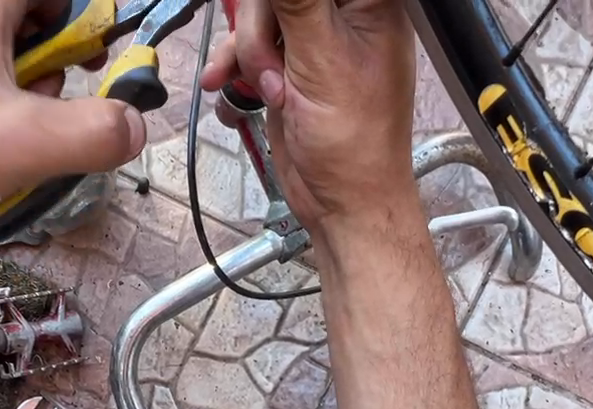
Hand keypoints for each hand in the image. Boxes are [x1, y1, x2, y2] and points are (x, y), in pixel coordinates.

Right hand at [199, 0, 417, 244]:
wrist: (341, 203)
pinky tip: (225, 89)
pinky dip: (233, 72)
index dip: (275, 4)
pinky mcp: (285, 73)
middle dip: (259, 32)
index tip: (270, 27)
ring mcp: (309, 45)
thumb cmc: (352, 143)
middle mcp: (340, 16)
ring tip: (260, 93)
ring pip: (257, 20)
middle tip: (270, 77)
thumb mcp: (321, 60)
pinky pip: (247, 54)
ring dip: (243, 54)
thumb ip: (296, 4)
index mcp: (367, 2)